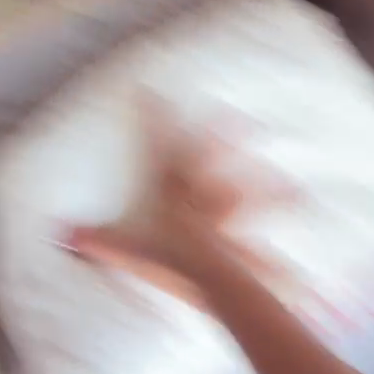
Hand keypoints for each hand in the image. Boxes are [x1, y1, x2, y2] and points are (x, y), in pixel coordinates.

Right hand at [67, 96, 298, 307]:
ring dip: (274, 193)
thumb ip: (98, 241)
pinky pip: (268, 258)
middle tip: (241, 118)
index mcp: (171, 192)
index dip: (154, 117)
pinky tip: (311, 274)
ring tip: (301, 188)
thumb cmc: (170, 261)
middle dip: (225, 140)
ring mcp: (229, 223)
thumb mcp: (125, 250)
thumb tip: (62, 235)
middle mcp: (202, 199)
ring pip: (253, 201)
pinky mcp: (248, 253)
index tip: (150, 89)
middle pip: (214, 163)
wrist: (216, 283)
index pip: (158, 146)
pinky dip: (288, 267)